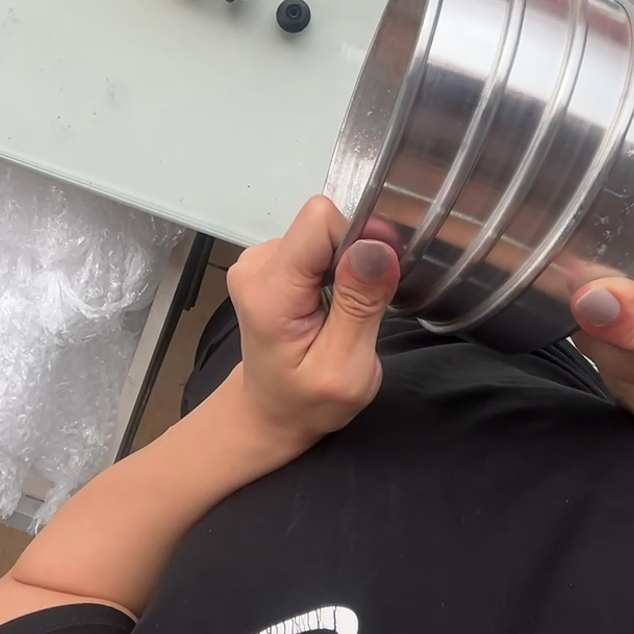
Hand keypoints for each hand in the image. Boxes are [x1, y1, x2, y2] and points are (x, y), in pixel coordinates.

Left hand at [223, 196, 400, 448]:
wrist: (269, 412)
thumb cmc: (307, 401)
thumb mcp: (346, 368)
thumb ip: (360, 305)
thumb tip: (377, 246)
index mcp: (269, 289)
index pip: (319, 221)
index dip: (358, 240)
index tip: (374, 281)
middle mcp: (255, 263)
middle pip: (322, 225)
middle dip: (352, 258)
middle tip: (357, 309)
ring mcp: (257, 260)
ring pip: (321, 234)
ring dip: (342, 267)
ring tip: (340, 311)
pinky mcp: (268, 262)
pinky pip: (314, 244)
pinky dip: (330, 269)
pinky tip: (328, 304)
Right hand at [570, 10, 633, 407]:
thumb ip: (628, 327)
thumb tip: (605, 297)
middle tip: (600, 22)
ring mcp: (628, 212)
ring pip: (628, 136)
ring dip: (607, 94)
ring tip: (561, 59)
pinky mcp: (600, 229)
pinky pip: (595, 169)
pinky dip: (574, 141)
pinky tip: (533, 139)